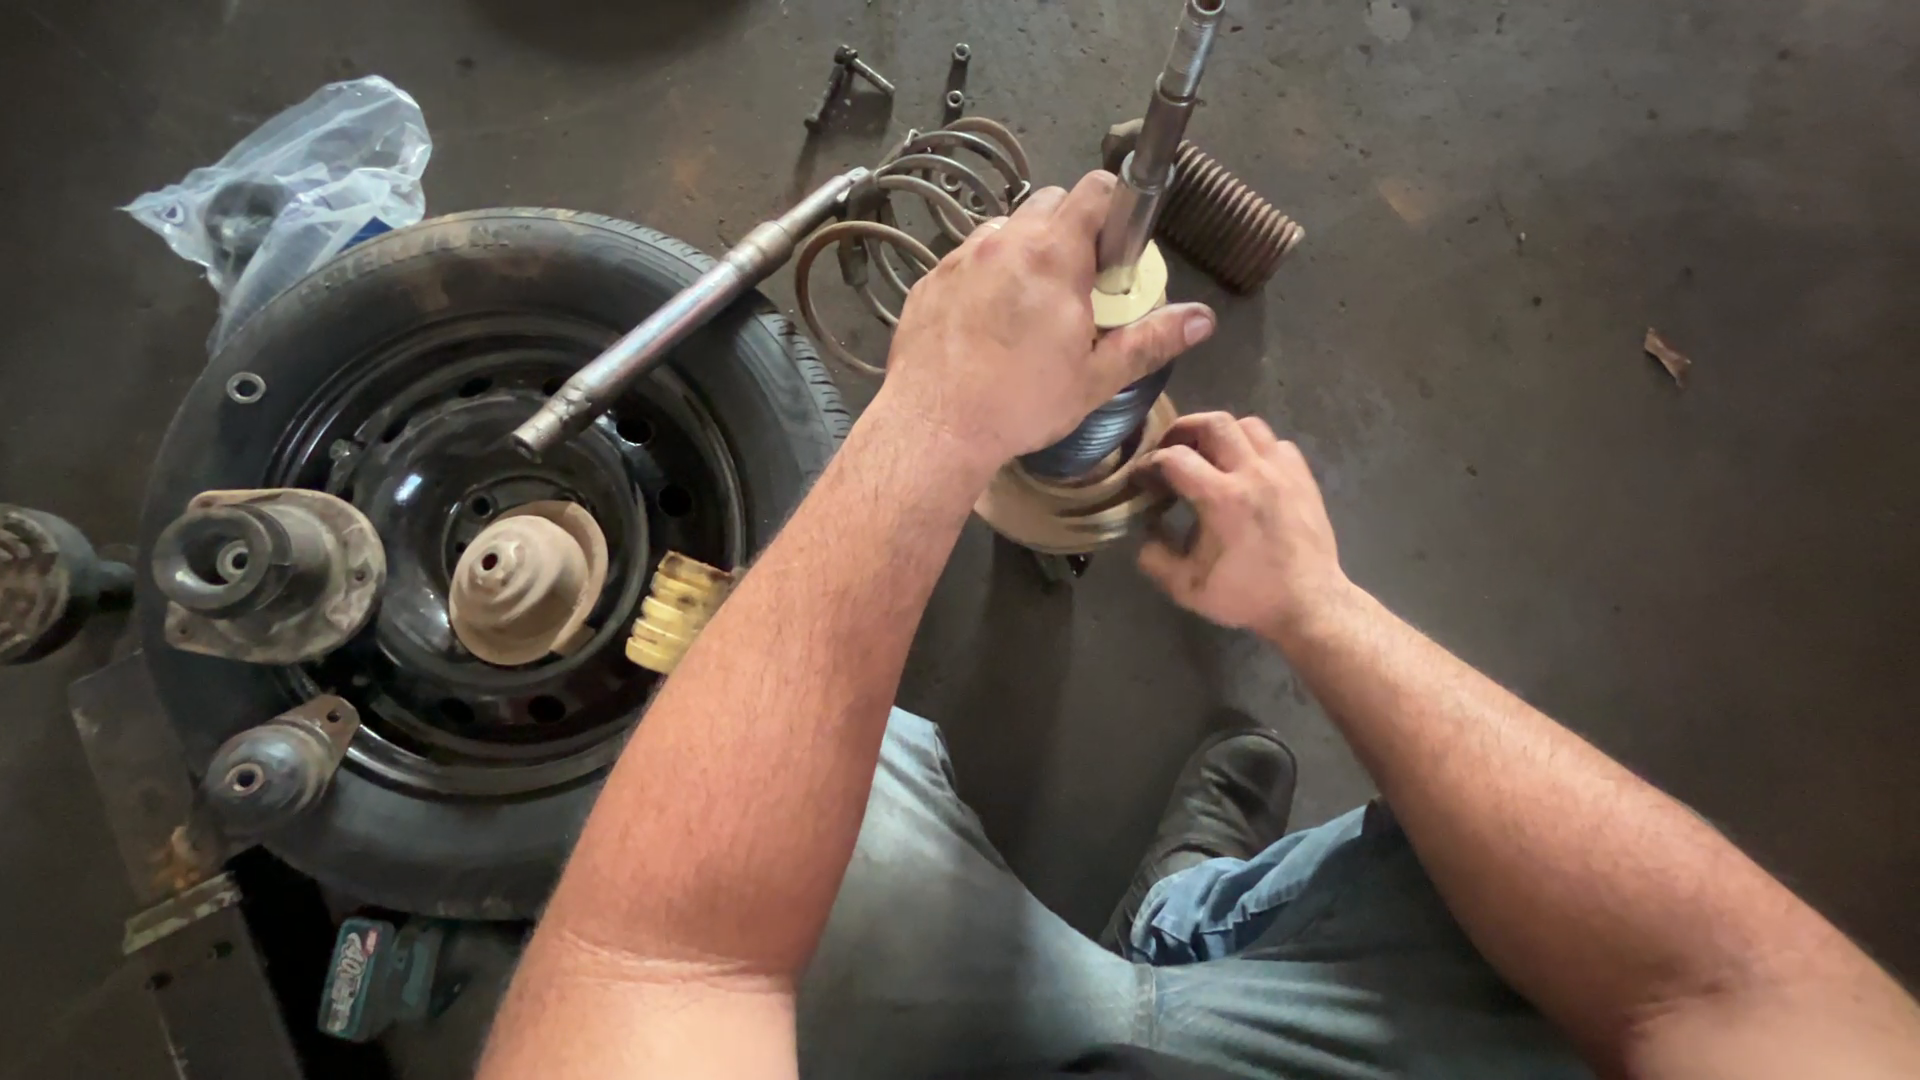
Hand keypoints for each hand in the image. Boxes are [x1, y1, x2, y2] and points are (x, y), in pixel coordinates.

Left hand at [872, 171, 1216, 479]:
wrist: (934, 428)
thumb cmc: (1019, 405)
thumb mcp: (1094, 379)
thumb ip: (1149, 341)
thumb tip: (1202, 320)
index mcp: (1053, 255)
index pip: (1095, 190)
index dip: (1113, 212)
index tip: (1114, 257)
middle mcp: (1003, 241)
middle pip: (1049, 205)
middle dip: (1069, 234)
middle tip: (1074, 289)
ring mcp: (959, 258)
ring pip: (1003, 232)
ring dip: (1024, 255)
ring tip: (1025, 311)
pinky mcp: (930, 282)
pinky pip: (966, 261)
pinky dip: (984, 278)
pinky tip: (984, 327)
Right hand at [1137, 413, 1353, 638]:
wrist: (1309, 603)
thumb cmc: (1245, 595)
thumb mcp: (1185, 587)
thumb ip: (1154, 556)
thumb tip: (1145, 530)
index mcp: (1221, 498)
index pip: (1174, 458)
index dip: (1149, 463)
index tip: (1141, 478)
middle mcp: (1252, 474)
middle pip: (1213, 423)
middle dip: (1183, 430)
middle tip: (1171, 449)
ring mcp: (1282, 472)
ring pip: (1248, 425)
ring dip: (1221, 434)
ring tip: (1209, 454)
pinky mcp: (1303, 478)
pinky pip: (1276, 442)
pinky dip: (1255, 447)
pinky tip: (1246, 469)